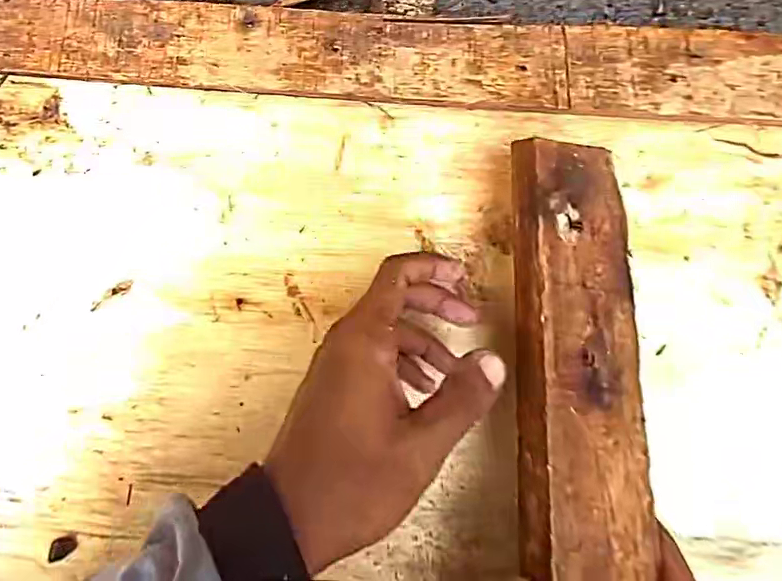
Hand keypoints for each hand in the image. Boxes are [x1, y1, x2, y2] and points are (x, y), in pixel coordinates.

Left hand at [263, 253, 505, 573]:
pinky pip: (372, 352)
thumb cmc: (352, 482)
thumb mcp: (420, 445)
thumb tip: (492, 362)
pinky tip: (424, 392)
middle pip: (395, 297)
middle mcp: (346, 339)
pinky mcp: (333, 380)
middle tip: (470, 316)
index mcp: (364, 339)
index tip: (462, 273)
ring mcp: (336, 359)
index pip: (397, 275)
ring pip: (386, 329)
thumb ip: (461, 399)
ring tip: (455, 371)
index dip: (432, 266)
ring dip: (423, 340)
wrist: (289, 515)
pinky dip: (402, 360)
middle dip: (436, 302)